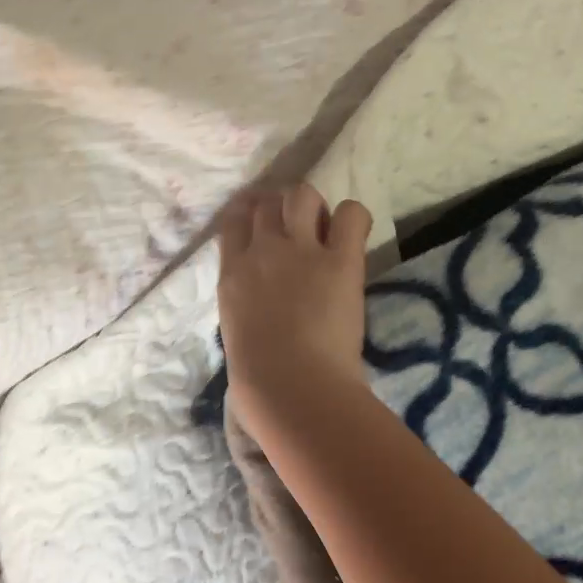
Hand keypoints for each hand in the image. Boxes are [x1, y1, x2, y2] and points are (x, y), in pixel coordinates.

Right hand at [217, 183, 373, 432]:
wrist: (291, 386)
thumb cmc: (256, 377)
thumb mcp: (235, 328)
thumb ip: (244, 302)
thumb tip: (259, 301)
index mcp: (231, 273)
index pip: (233, 220)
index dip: (248, 212)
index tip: (260, 220)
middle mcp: (261, 251)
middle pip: (268, 202)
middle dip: (282, 208)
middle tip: (297, 227)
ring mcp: (300, 251)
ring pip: (303, 196)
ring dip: (313, 207)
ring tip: (324, 229)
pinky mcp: (341, 260)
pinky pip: (351, 214)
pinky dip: (352, 219)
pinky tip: (351, 239)